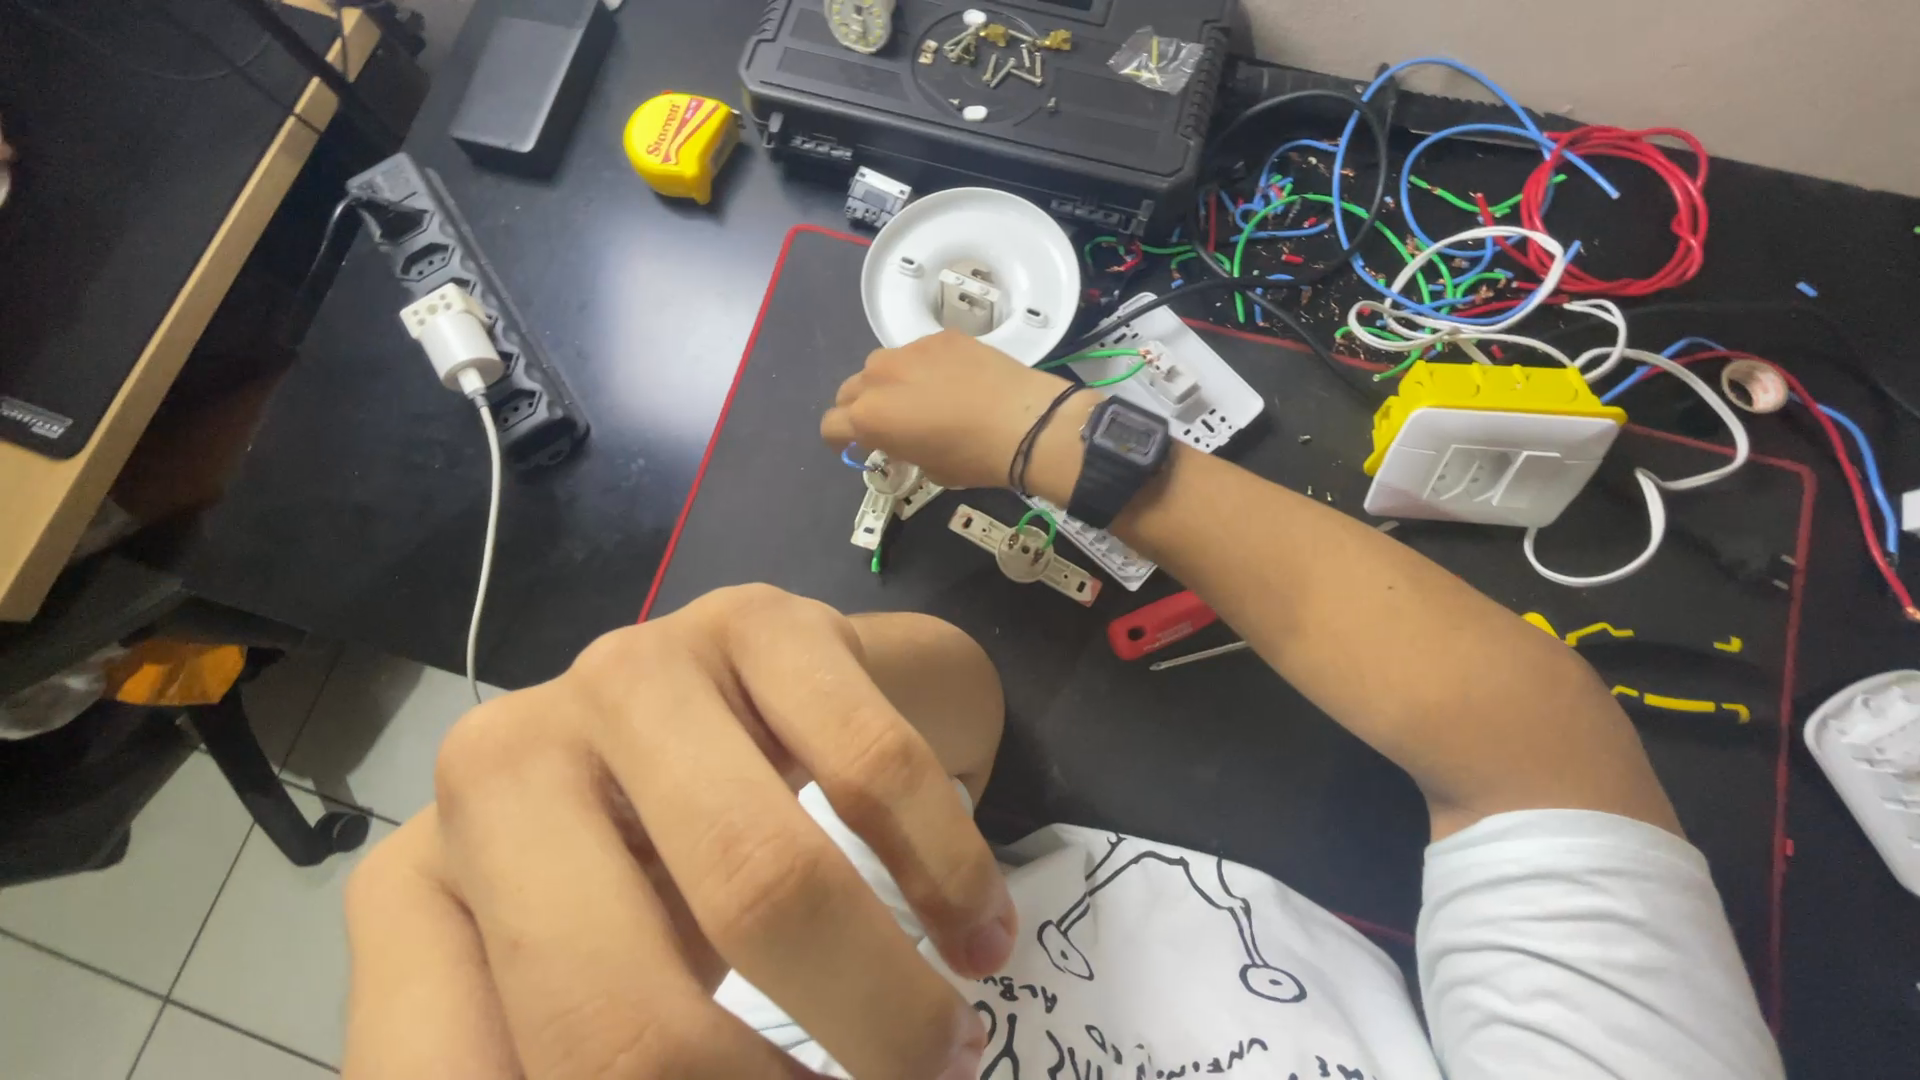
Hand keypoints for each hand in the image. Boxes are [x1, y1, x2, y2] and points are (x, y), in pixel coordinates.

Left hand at [343, 586, 1013, 1078]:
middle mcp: (500, 763)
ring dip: (884, 1008)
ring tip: (948, 1049)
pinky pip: (872, 770)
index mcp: (423, 893)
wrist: (774, 688)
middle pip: (622, 1021)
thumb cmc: (680, 849)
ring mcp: (634, 670)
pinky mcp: (755, 616)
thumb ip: (602, 1055)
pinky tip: (983, 927)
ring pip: (766, 882)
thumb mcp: (620, 977)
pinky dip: (945, 874)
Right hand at [821, 330, 1079, 489]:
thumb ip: (901, 449)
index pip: (832, 425)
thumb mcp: (928, 468)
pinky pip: (918, 352)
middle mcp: (879, 377)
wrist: (1024, 422)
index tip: (858, 446)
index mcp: (869, 417)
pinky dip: (925, 366)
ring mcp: (909, 350)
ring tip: (920, 396)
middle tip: (887, 423)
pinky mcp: (939, 336)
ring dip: (889, 382)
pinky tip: (953, 380)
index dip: (841, 439)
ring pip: (882, 365)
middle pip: (850, 390)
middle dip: (860, 408)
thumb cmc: (973, 458)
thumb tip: (901, 440)